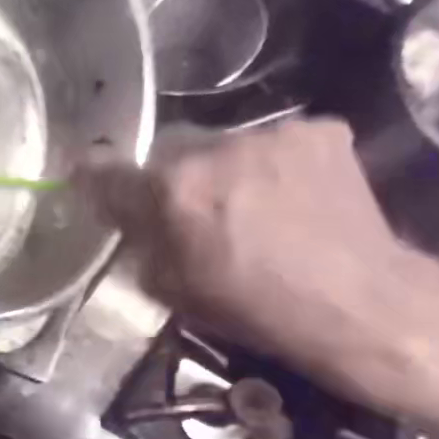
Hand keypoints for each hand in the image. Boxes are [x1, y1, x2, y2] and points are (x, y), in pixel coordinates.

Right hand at [77, 118, 438, 410]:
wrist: (356, 302)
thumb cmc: (251, 309)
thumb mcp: (173, 290)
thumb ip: (141, 243)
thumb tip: (130, 217)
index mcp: (173, 191)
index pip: (109, 171)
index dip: (92, 177)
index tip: (83, 177)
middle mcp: (216, 147)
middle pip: (171, 152)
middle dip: (170, 178)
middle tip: (188, 211)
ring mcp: (272, 133)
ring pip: (224, 145)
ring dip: (223, 171)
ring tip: (248, 208)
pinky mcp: (319, 129)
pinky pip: (272, 144)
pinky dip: (269, 167)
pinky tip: (288, 198)